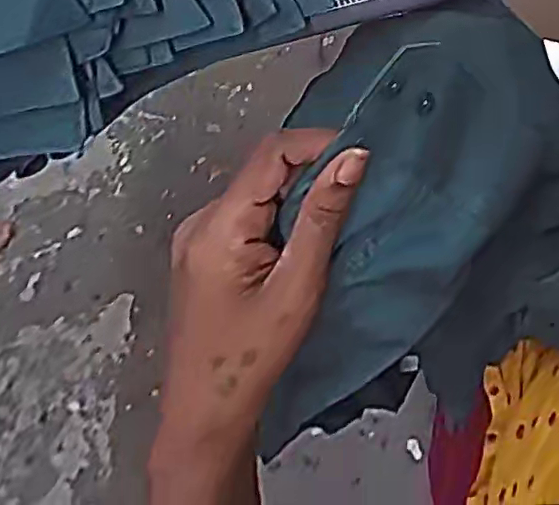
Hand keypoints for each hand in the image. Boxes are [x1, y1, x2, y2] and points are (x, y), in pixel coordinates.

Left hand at [150, 129, 366, 503]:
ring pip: (261, 187)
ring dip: (301, 190)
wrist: (205, 417)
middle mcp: (201, 220)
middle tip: (356, 184)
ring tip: (335, 212)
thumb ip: (324, 214)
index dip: (318, 142)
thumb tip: (353, 156)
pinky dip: (284, 209)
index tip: (359, 154)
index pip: (272, 153)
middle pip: (265, 168)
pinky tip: (304, 234)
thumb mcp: (299, 283)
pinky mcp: (205, 249)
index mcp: (217, 226)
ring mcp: (199, 235)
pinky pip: (252, 209)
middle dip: (314, 168)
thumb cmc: (253, 356)